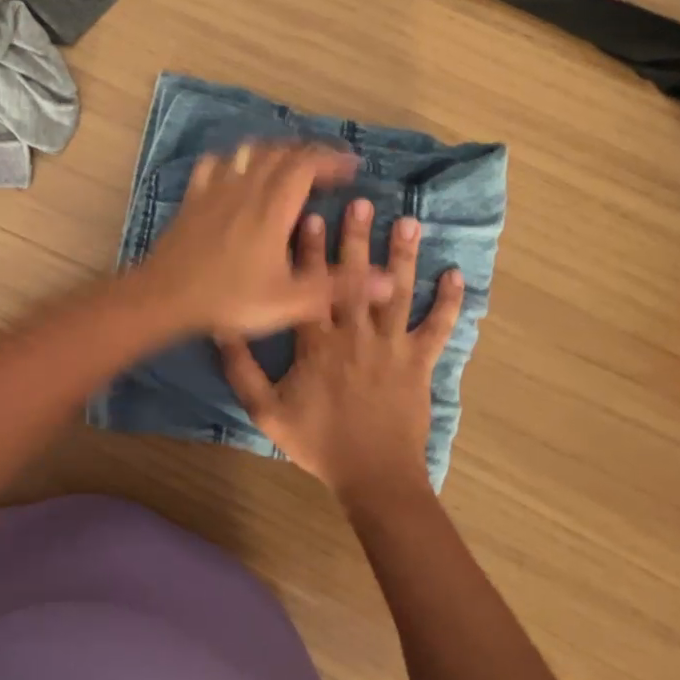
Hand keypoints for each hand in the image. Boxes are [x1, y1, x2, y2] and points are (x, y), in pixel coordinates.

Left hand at [133, 142, 358, 337]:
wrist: (165, 296)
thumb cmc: (230, 299)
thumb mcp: (291, 300)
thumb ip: (340, 287)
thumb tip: (391, 280)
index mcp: (272, 207)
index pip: (306, 164)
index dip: (332, 159)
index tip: (352, 166)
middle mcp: (245, 188)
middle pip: (280, 153)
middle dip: (308, 154)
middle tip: (328, 167)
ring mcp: (215, 190)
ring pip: (248, 152)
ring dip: (274, 151)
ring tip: (289, 164)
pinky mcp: (193, 198)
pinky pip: (215, 164)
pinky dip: (233, 159)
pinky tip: (236, 170)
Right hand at [217, 201, 464, 500]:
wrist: (373, 476)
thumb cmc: (318, 442)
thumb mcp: (266, 410)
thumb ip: (241, 370)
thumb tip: (223, 329)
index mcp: (316, 342)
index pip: (311, 287)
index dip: (309, 251)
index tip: (311, 216)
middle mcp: (354, 334)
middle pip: (354, 278)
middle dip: (357, 238)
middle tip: (362, 204)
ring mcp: (391, 346)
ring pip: (396, 293)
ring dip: (402, 256)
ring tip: (408, 222)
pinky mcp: (420, 363)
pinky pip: (437, 328)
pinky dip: (448, 303)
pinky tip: (456, 275)